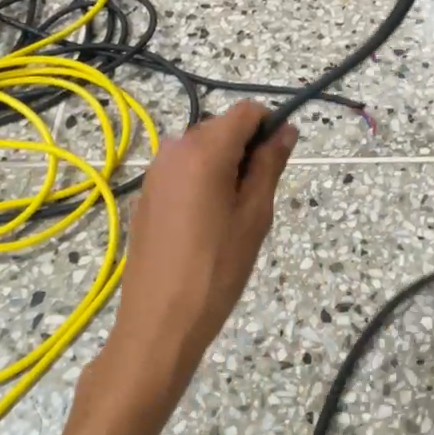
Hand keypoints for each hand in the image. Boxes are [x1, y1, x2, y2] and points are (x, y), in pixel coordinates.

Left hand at [101, 101, 297, 386]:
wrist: (159, 323)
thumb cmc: (217, 268)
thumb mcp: (255, 214)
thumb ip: (270, 164)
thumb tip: (287, 130)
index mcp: (204, 150)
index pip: (247, 111)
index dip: (270, 127)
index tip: (278, 161)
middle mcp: (174, 150)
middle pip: (223, 128)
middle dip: (247, 150)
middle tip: (257, 197)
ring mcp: (155, 173)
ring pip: (203, 149)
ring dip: (225, 167)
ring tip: (232, 215)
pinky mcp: (146, 195)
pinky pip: (183, 171)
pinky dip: (203, 182)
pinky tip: (206, 225)